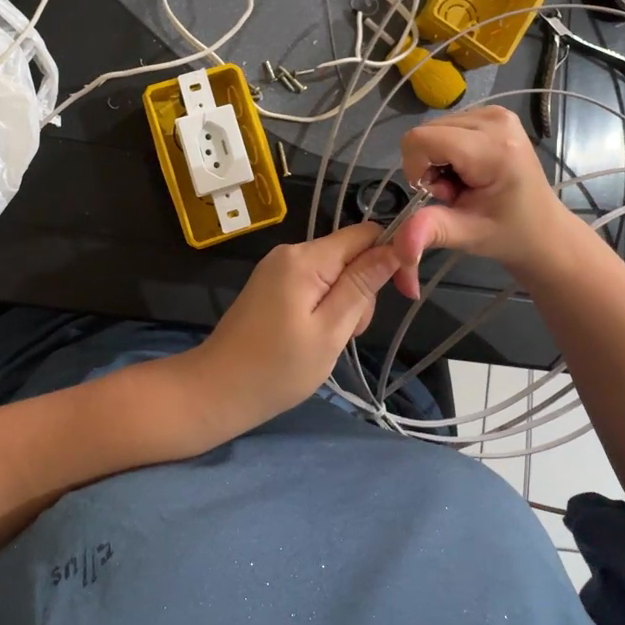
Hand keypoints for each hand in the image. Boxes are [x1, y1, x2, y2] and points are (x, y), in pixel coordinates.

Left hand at [190, 224, 403, 427]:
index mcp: (305, 258)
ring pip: (334, 274)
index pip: (365, 234)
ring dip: (344, 306)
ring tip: (326, 342)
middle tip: (347, 334)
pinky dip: (324, 309)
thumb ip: (362, 286)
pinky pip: (314, 285)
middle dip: (362, 292)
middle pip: (350, 255)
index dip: (393, 257)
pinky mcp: (272, 285)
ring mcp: (278, 268)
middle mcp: (290, 252)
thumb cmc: (278, 368)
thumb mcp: (331, 330)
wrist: (217, 390)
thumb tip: (395, 247)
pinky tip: (313, 337)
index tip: (406, 294)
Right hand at [392, 105, 574, 282]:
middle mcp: (495, 119)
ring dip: (438, 159)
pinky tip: (469, 171)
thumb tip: (401, 244)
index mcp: (493, 147)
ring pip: (433, 128)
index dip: (416, 168)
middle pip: (425, 132)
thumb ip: (432, 230)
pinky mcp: (493, 113)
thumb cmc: (509, 234)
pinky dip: (447, 150)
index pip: (421, 139)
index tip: (440, 194)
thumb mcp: (468, 235)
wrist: (545, 231)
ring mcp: (495, 113)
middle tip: (456, 193)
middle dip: (429, 165)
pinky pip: (447, 126)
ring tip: (464, 184)